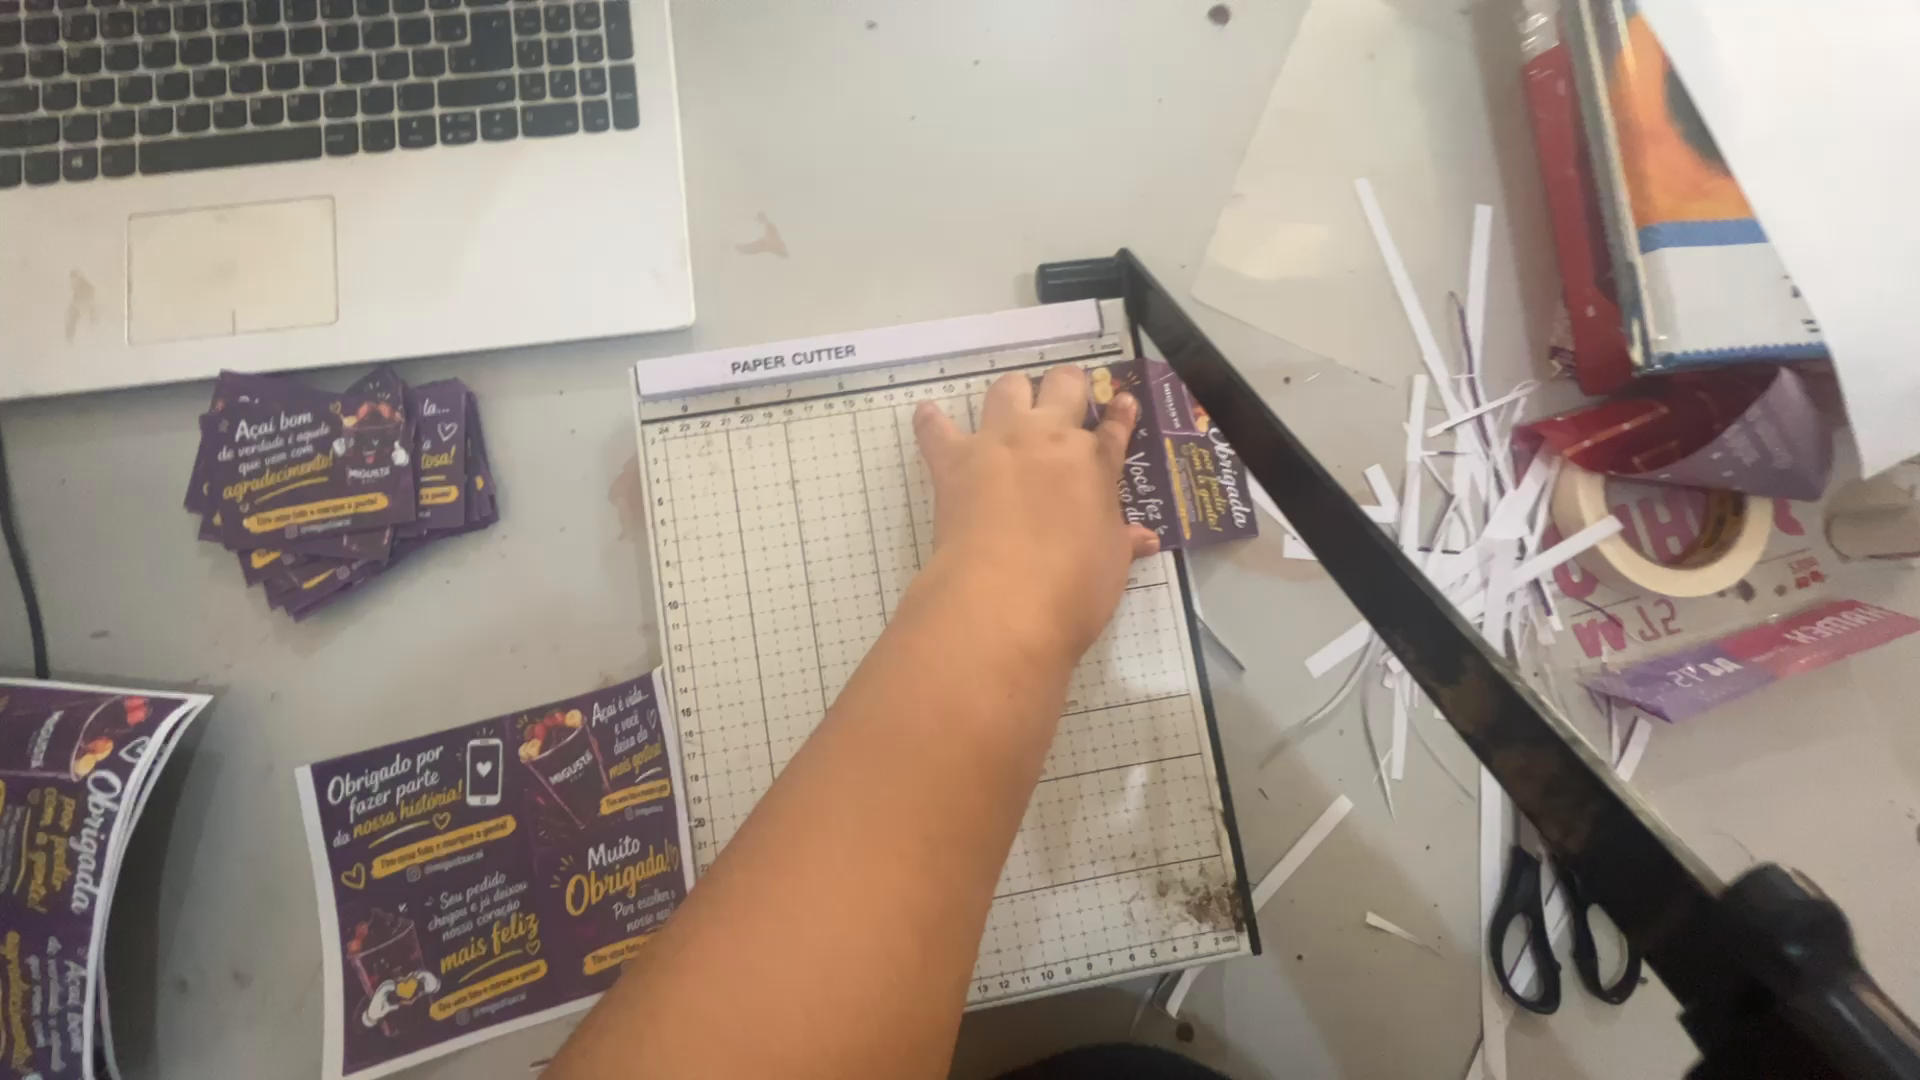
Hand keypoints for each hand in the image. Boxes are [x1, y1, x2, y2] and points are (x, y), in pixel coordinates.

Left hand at [912, 366, 1158, 663]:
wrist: (1006, 596)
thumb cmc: (1073, 585)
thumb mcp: (1112, 564)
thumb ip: (1123, 541)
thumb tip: (1145, 538)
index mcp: (1094, 462)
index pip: (1114, 428)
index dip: (1121, 415)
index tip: (1122, 403)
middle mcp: (1049, 437)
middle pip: (1063, 386)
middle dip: (1068, 386)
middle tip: (1065, 400)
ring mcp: (999, 442)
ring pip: (1007, 389)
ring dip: (1013, 392)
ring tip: (1012, 405)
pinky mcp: (954, 459)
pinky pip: (936, 428)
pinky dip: (931, 421)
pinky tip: (928, 415)